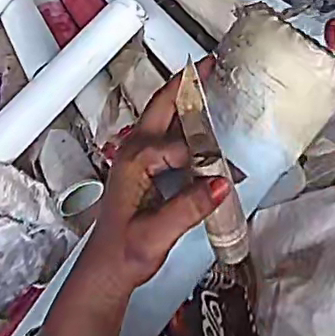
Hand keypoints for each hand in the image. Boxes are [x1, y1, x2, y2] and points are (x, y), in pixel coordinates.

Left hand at [65, 60, 232, 310]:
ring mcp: (136, 156)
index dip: (206, 158)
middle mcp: (133, 152)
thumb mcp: (156, 235)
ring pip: (161, 114)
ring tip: (206, 80)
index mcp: (134, 162)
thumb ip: (188, 209)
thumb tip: (221, 184)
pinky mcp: (142, 166)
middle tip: (209, 65)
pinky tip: (199, 118)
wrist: (107, 270)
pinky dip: (182, 116)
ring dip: (183, 95)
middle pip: (161, 106)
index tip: (227, 174)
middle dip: (185, 82)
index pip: (178, 147)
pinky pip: (165, 130)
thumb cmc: (123, 254)